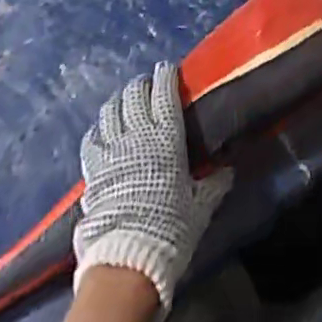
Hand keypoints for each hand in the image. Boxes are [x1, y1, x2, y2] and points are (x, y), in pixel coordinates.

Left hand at [74, 62, 233, 312]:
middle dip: (142, 84)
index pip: (165, 94)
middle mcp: (137, 134)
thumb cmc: (170, 228)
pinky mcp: (93, 164)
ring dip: (119, 100)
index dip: (165, 76)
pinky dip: (100, 126)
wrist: (128, 253)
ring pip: (111, 109)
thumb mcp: (200, 207)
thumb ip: (213, 184)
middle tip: (147, 85)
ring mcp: (111, 146)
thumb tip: (229, 169)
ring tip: (125, 101)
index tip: (168, 68)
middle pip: (134, 94)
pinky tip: (103, 128)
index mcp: (166, 139)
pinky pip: (93, 134)